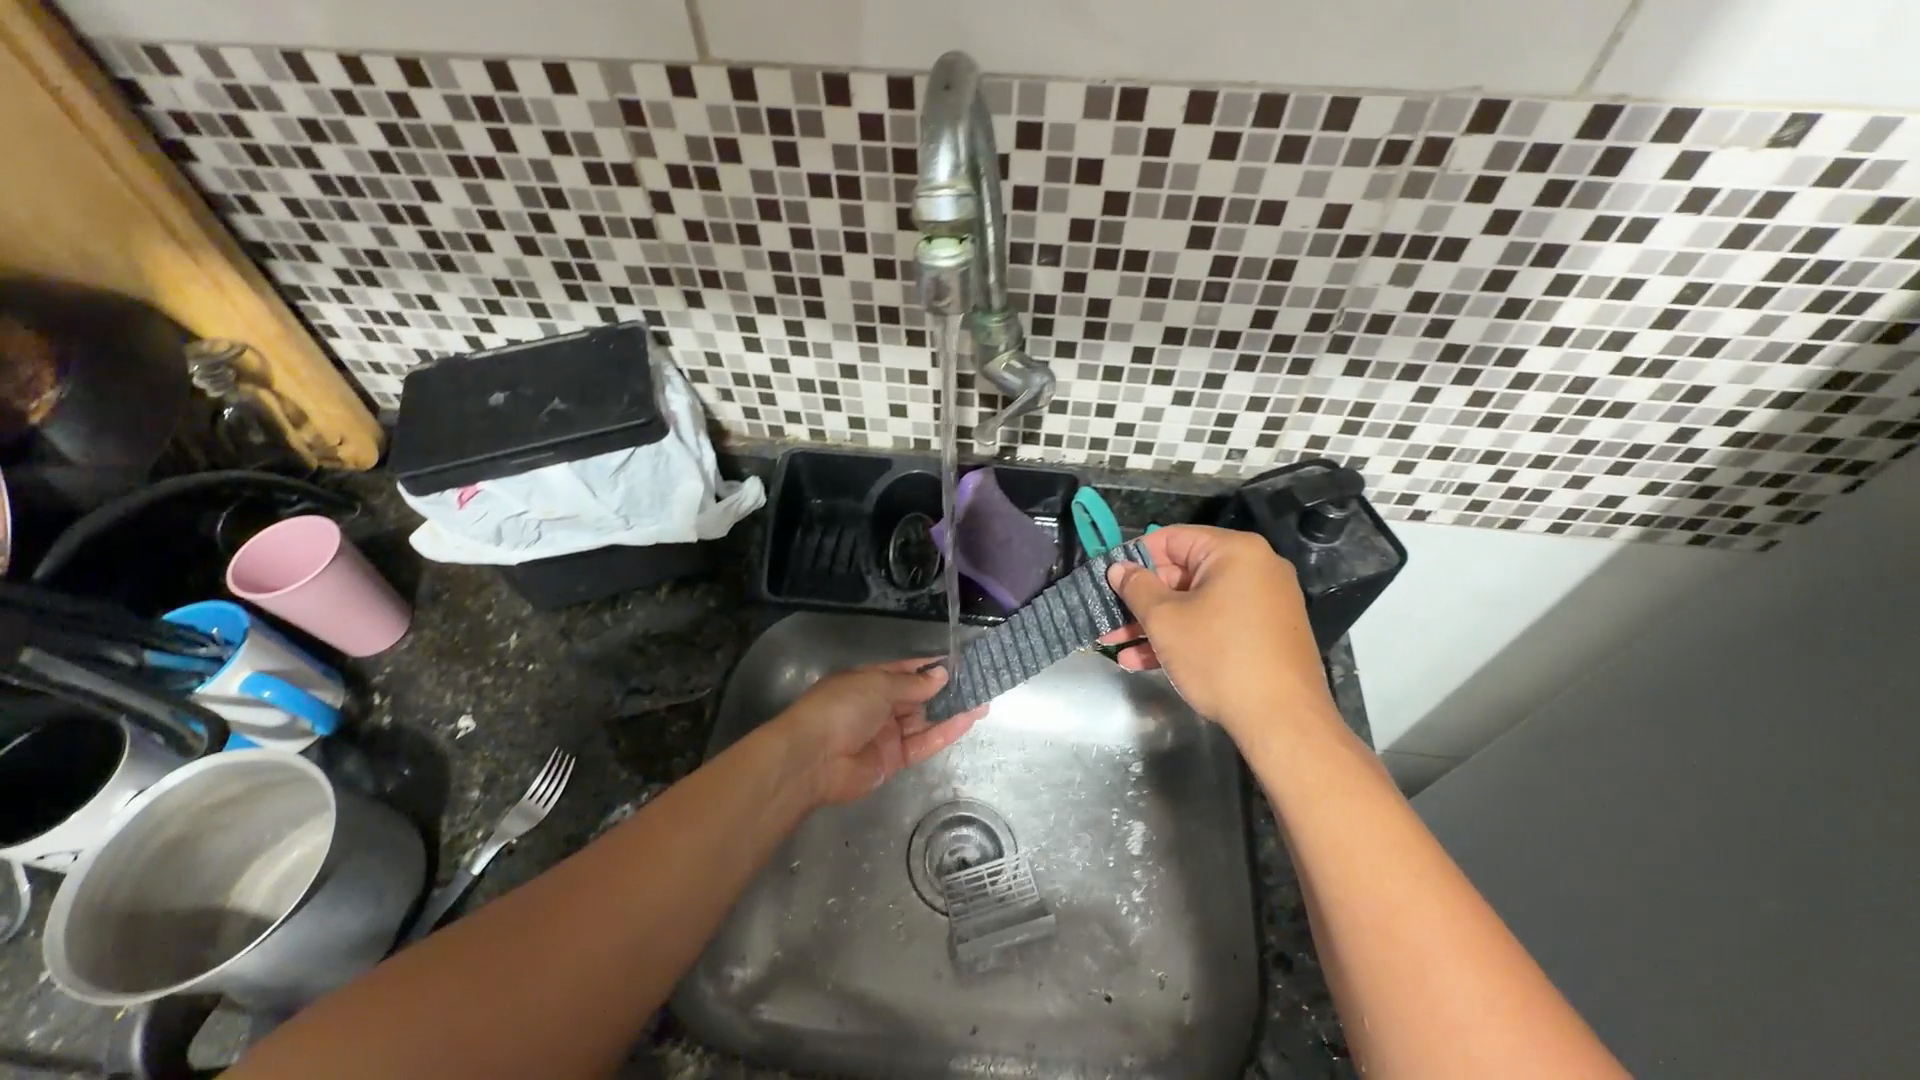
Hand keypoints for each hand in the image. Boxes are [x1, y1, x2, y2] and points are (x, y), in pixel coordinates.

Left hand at [772, 659, 983, 805]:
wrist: (813, 758)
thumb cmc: (841, 708)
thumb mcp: (877, 685)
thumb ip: (913, 683)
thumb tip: (941, 674)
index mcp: (867, 681)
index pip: (904, 671)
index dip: (929, 668)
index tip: (958, 663)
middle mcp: (877, 706)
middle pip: (917, 697)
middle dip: (945, 691)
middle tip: (978, 683)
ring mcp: (886, 734)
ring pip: (924, 720)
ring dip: (952, 711)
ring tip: (982, 701)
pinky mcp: (893, 760)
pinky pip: (923, 743)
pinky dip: (945, 732)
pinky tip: (968, 720)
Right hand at [1100, 525, 1335, 738]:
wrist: (1282, 720)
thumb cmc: (1219, 657)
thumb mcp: (1165, 620)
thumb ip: (1136, 588)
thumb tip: (1118, 568)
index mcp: (1234, 552)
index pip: (1172, 538)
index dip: (1134, 556)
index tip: (1107, 577)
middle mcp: (1255, 569)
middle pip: (1183, 573)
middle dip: (1141, 599)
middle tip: (1106, 616)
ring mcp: (1263, 603)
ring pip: (1196, 604)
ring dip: (1155, 623)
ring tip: (1116, 645)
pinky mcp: (1264, 635)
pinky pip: (1215, 624)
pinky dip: (1183, 637)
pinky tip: (1146, 661)